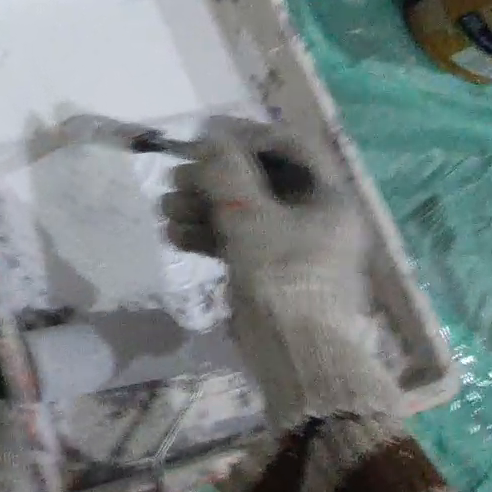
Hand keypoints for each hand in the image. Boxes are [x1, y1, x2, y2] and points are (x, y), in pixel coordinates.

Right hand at [162, 116, 399, 424]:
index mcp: (327, 197)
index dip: (244, 137)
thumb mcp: (249, 215)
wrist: (296, 354)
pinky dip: (206, 235)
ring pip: (240, 212)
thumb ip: (226, 171)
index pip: (287, 148)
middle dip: (210, 178)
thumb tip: (210, 138)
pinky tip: (175, 237)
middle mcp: (314, 217)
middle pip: (256, 181)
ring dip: (199, 207)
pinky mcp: (269, 272)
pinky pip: (236, 241)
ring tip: (165, 210)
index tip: (203, 138)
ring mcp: (291, 247)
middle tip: (174, 179)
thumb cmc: (281, 274)